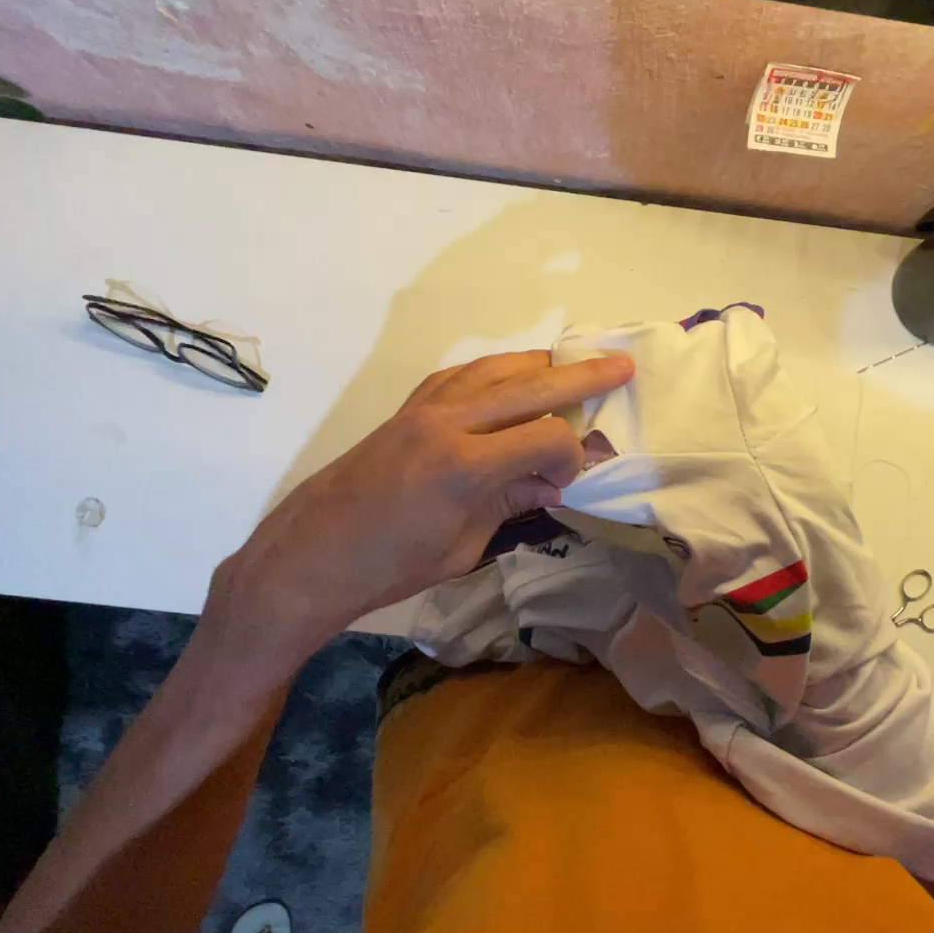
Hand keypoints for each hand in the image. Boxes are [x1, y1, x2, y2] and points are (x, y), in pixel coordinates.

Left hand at [201, 349, 633, 677]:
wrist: (311, 555)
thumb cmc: (390, 568)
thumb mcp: (463, 546)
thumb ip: (511, 502)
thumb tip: (550, 480)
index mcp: (465, 467)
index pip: (548, 437)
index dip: (572, 457)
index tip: (566, 483)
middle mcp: (448, 422)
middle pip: (530, 385)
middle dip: (583, 375)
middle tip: (622, 364)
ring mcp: (423, 408)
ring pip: (496, 367)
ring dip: (540, 365)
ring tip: (575, 364)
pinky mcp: (408, 408)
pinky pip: (464, 375)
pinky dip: (498, 372)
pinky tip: (514, 379)